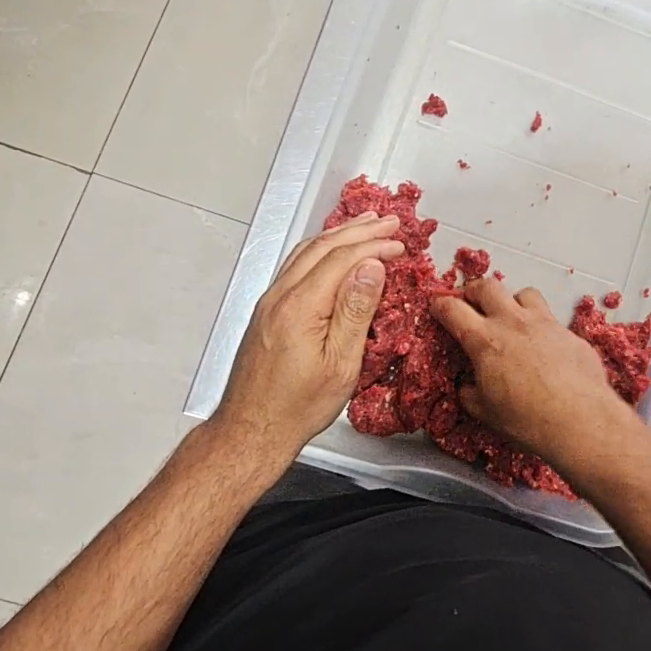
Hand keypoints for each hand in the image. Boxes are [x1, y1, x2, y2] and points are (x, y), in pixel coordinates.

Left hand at [215, 213, 404, 458]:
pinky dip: (321, 250)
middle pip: (322, 247)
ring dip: (338, 235)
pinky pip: (296, 266)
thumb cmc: (297, 407)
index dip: (374, 246)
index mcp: (300, 307)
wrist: (251, 430)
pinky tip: (332, 252)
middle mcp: (280, 297)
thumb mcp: (341, 364)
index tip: (399, 243)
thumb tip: (371, 268)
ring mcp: (269, 302)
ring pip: (306, 252)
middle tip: (388, 221)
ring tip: (365, 225)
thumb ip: (356, 311)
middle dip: (359, 230)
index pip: (342, 259)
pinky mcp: (267, 312)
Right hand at [431, 278, 635, 470]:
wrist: (579, 420)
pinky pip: (552, 321)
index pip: (453, 310)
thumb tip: (468, 389)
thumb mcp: (487, 412)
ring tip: (512, 316)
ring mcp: (544, 324)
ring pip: (524, 294)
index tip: (438, 305)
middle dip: (475, 290)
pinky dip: (543, 328)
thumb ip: (472, 394)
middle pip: (488, 287)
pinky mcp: (570, 333)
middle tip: (472, 300)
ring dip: (513, 301)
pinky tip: (546, 348)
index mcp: (485, 340)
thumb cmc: (528, 419)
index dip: (441, 305)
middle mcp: (513, 323)